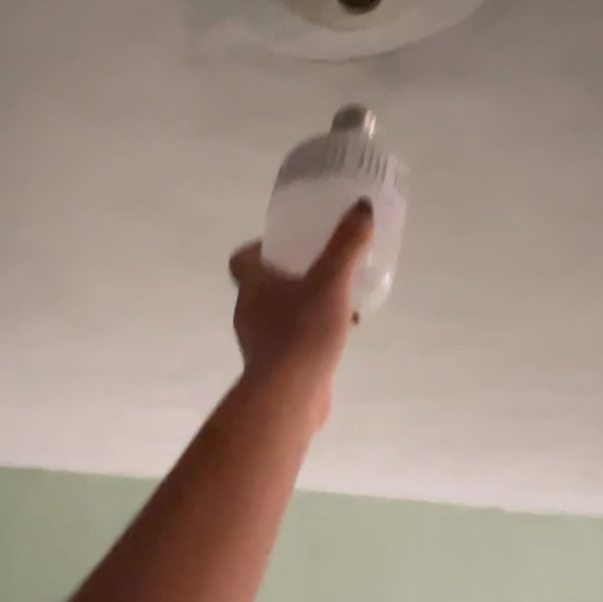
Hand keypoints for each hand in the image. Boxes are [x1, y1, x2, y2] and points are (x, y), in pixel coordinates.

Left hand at [228, 200, 373, 425]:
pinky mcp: (276, 365)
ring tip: (341, 300)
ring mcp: (260, 341)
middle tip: (324, 266)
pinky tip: (342, 333)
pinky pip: (294, 339)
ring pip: (282, 312)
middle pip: (265, 284)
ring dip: (306, 304)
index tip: (288, 243)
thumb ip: (346, 245)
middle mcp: (249, 311)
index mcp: (252, 286)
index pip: (241, 259)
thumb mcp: (331, 281)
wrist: (290, 394)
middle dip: (293, 274)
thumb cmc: (302, 332)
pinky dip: (313, 332)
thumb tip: (361, 207)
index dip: (260, 247)